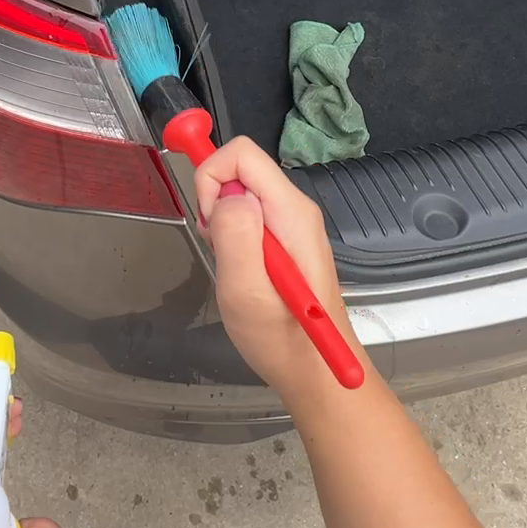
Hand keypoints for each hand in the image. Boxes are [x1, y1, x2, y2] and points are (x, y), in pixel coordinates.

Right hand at [195, 137, 361, 400]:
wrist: (317, 374)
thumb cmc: (280, 339)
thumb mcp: (246, 291)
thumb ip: (235, 236)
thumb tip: (228, 196)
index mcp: (290, 211)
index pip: (242, 153)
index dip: (212, 177)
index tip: (209, 222)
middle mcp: (295, 208)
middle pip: (240, 169)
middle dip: (214, 201)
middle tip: (219, 249)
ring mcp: (292, 223)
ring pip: (240, 193)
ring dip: (222, 222)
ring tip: (232, 267)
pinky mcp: (287, 238)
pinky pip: (248, 214)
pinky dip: (232, 235)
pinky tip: (240, 271)